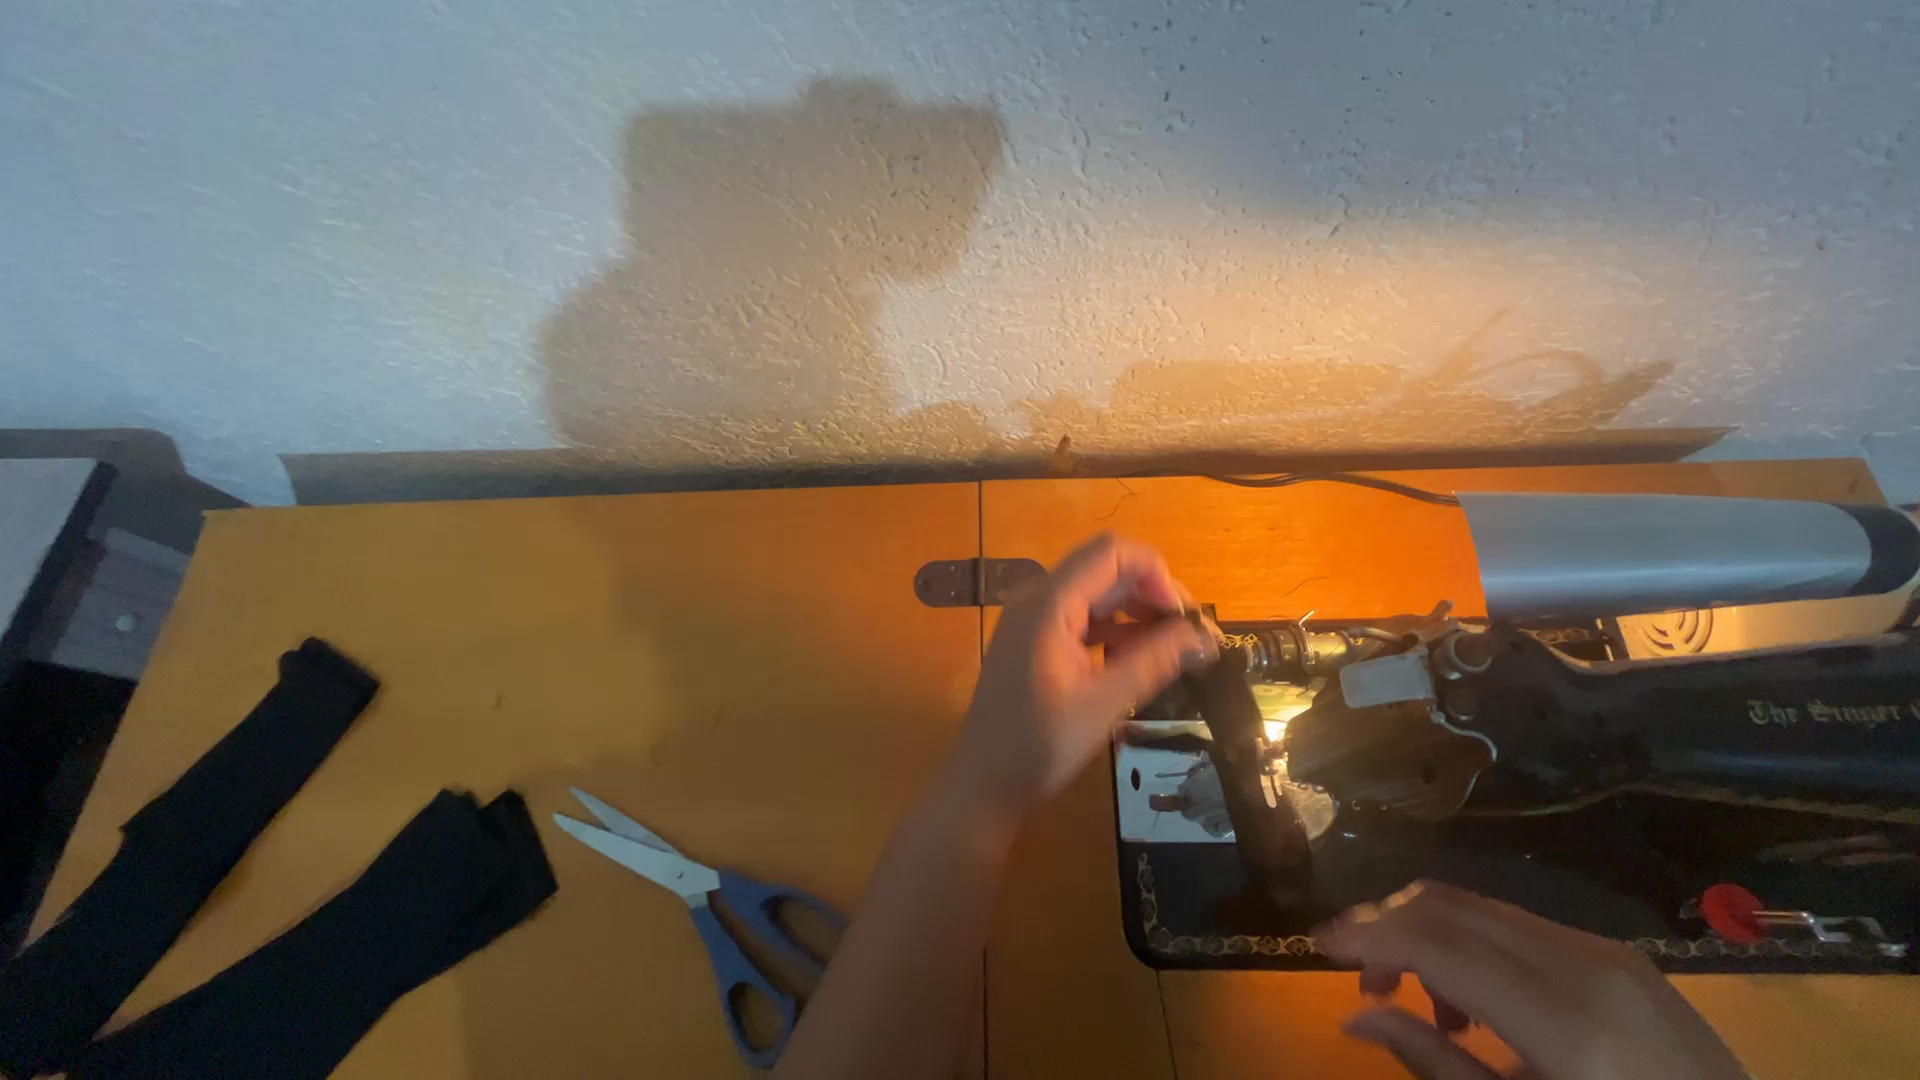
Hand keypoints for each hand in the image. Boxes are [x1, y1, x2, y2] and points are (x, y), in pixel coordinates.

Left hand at [948, 533, 1215, 815]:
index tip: (1184, 619)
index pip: (1111, 553)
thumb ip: (1155, 661)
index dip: (1156, 574)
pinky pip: (1082, 618)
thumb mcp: (1104, 703)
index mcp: (1048, 604)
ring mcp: (1033, 618)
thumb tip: (1206, 635)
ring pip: (1097, 594)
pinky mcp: (1035, 639)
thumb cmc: (1039, 745)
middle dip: (1152, 595)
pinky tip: (1135, 663)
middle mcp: (1037, 599)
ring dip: (1136, 615)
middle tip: (1189, 638)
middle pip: (1106, 570)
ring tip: (1170, 655)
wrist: (985, 782)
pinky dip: (1113, 632)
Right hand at [1321, 881, 1746, 1079]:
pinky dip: (1467, 941)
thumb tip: (1354, 1017)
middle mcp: (1583, 965)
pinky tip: (1471, 996)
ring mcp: (1606, 952)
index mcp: (1566, 1024)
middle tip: (1358, 975)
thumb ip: (1435, 1064)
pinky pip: (1514, 924)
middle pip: (1447, 906)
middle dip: (1384, 925)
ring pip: (1475, 905)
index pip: (1435, 943)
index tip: (1316, 944)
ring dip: (1422, 930)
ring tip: (1412, 993)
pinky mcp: (1617, 953)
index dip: (1366, 935)